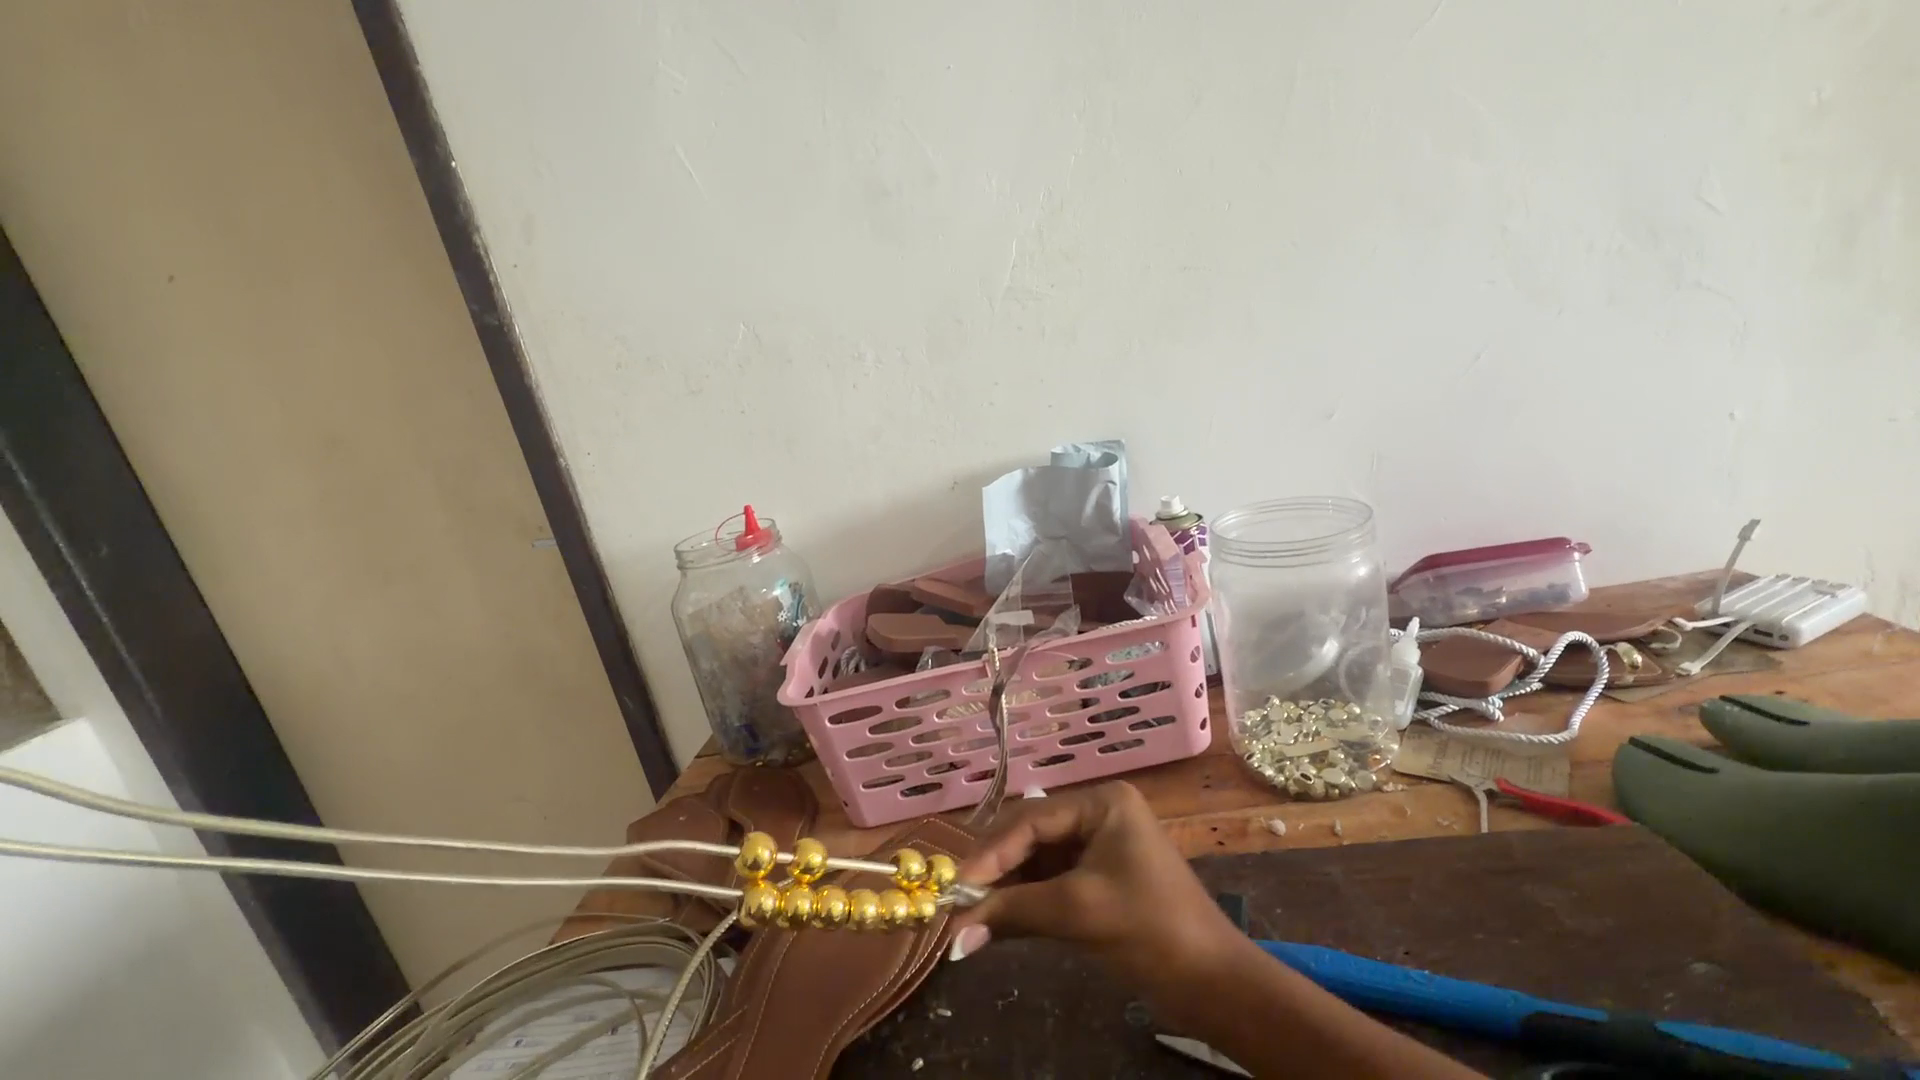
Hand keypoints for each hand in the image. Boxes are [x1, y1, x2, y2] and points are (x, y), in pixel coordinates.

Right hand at [947, 782, 1239, 986]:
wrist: (1211, 981)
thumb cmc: (1150, 929)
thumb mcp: (1078, 912)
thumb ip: (1013, 912)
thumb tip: (954, 934)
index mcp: (1102, 803)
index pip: (1031, 819)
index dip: (989, 852)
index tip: (956, 884)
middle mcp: (1097, 815)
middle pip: (1029, 836)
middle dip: (994, 871)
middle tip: (955, 900)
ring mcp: (1097, 848)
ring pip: (1035, 862)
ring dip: (1004, 890)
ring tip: (968, 917)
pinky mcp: (1096, 880)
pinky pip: (1048, 884)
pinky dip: (1023, 904)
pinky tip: (993, 924)